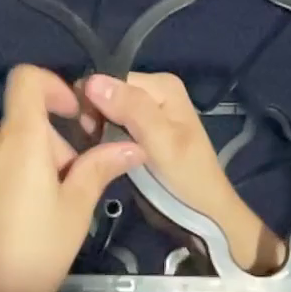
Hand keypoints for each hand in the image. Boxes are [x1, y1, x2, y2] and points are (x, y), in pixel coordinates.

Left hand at [0, 66, 142, 291]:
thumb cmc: (35, 251)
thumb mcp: (76, 209)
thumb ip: (100, 168)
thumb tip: (133, 146)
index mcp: (18, 137)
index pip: (26, 79)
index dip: (52, 85)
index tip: (73, 115)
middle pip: (23, 122)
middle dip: (52, 146)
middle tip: (70, 190)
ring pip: (5, 148)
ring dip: (28, 165)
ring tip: (43, 210)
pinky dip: (4, 178)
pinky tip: (13, 219)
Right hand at [80, 72, 285, 273]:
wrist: (204, 212)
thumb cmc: (186, 176)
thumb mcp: (160, 141)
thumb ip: (130, 109)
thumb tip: (92, 80)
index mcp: (162, 85)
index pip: (110, 79)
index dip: (94, 99)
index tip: (87, 126)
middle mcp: (153, 91)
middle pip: (107, 93)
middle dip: (95, 115)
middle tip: (94, 141)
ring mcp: (146, 112)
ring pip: (105, 110)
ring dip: (96, 128)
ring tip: (98, 149)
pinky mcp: (138, 132)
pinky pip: (110, 125)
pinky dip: (102, 137)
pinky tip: (102, 151)